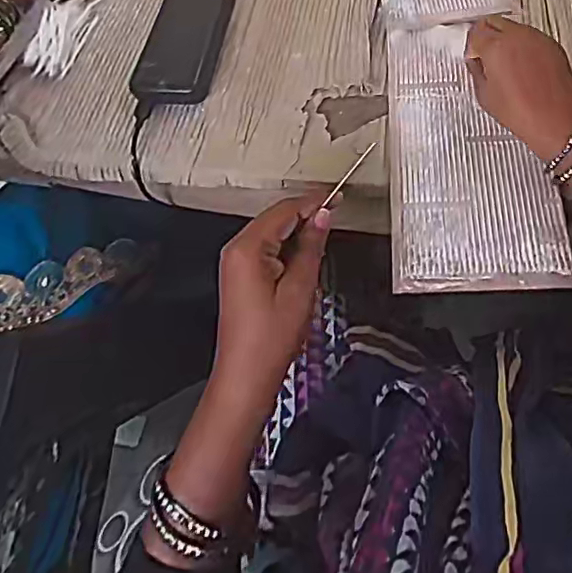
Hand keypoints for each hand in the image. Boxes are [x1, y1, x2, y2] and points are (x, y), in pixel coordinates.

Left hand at [214, 195, 333, 393]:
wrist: (246, 376)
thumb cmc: (269, 339)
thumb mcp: (300, 288)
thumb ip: (312, 246)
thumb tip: (323, 216)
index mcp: (247, 248)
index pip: (284, 211)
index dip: (313, 202)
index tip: (336, 197)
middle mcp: (236, 249)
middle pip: (275, 217)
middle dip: (305, 213)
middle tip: (335, 211)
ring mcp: (235, 262)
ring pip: (271, 231)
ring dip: (298, 230)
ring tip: (325, 232)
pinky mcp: (239, 274)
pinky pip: (265, 247)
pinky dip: (287, 245)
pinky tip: (306, 252)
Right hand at [465, 15, 571, 162]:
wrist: (557, 121)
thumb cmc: (524, 112)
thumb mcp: (485, 95)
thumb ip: (476, 70)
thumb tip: (476, 63)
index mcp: (495, 46)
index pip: (475, 31)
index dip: (471, 45)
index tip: (472, 55)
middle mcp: (517, 36)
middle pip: (493, 21)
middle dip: (486, 35)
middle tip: (484, 53)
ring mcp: (537, 38)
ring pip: (513, 27)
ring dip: (505, 39)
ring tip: (504, 63)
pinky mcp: (552, 45)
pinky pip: (530, 37)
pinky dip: (522, 45)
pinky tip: (521, 66)